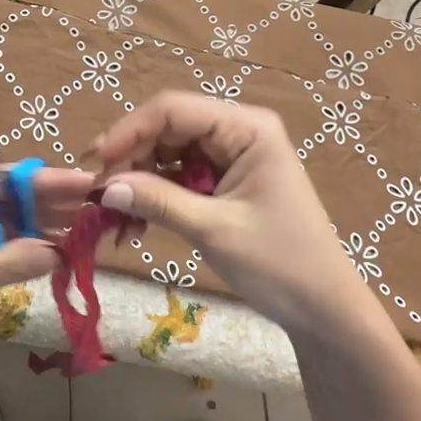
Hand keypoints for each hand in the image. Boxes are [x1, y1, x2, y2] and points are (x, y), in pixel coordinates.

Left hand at [0, 168, 94, 353]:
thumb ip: (14, 261)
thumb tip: (57, 252)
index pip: (16, 178)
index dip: (54, 181)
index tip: (89, 182)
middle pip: (21, 193)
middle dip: (58, 201)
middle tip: (101, 205)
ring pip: (18, 215)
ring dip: (49, 222)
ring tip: (90, 226)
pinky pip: (10, 236)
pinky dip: (33, 242)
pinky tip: (62, 249)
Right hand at [91, 92, 363, 334]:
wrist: (325, 311)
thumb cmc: (280, 264)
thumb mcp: (214, 230)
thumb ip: (158, 200)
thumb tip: (102, 187)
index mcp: (246, 127)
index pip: (172, 109)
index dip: (128, 131)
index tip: (95, 164)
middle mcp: (238, 129)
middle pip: (166, 128)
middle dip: (130, 159)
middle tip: (99, 196)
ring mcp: (231, 154)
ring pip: (166, 151)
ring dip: (138, 181)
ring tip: (117, 219)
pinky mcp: (224, 178)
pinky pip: (177, 174)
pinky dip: (154, 195)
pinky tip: (137, 224)